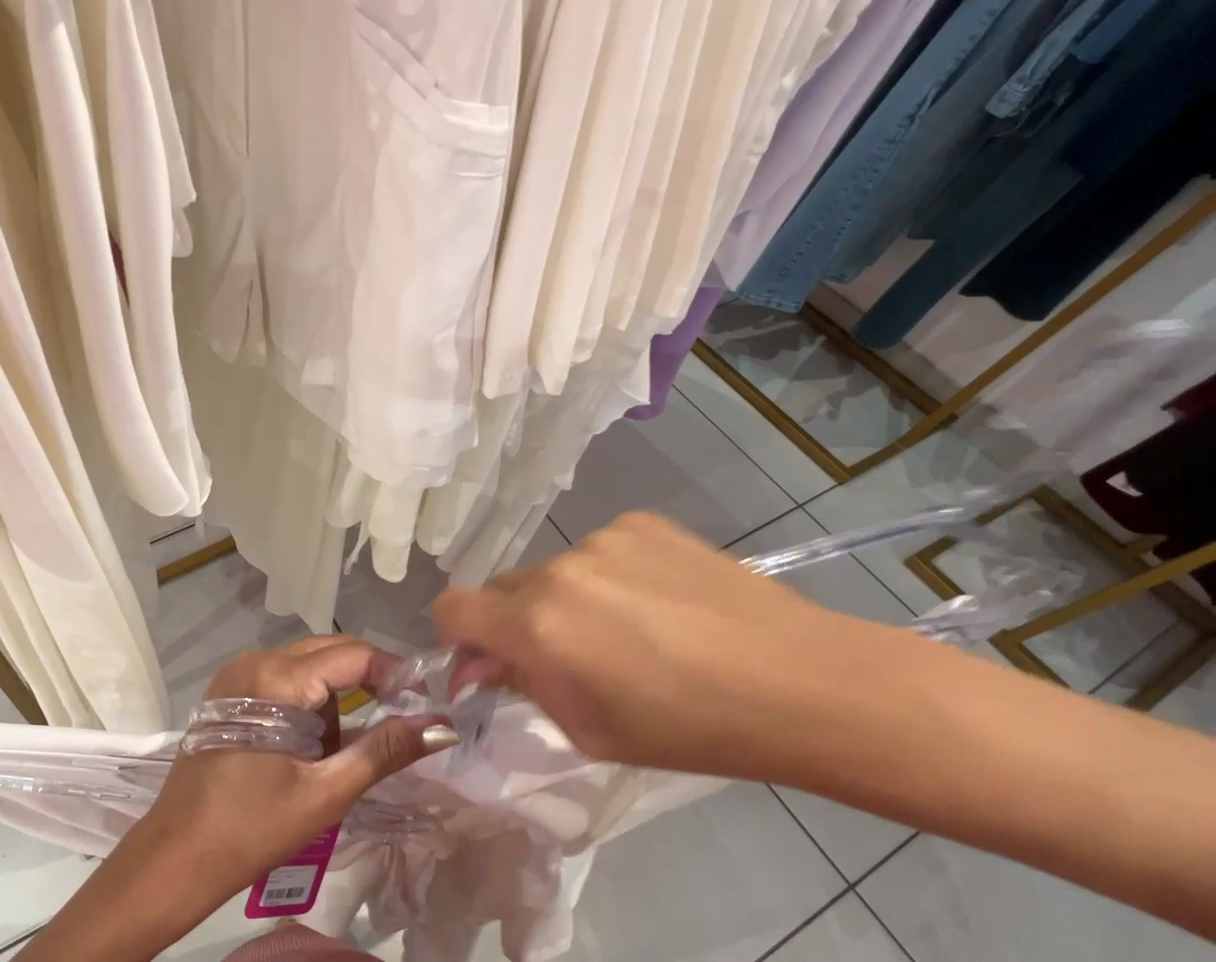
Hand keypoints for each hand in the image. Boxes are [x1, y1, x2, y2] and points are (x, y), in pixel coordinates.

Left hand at [132, 636, 458, 888]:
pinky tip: (304, 747)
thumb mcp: (326, 793)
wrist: (178, 855)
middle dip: (366, 683)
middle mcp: (254, 661)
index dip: (394, 674)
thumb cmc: (252, 828)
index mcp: (276, 679)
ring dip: (333, 698)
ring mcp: (236, 673)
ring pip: (307, 665)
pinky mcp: (227, 691)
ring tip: (330, 756)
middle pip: (329, 651)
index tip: (421, 706)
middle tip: (393, 727)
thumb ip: (384, 751)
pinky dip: (305, 702)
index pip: (353, 654)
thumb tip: (441, 725)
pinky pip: (282, 679)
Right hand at [435, 512, 903, 779]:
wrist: (800, 682)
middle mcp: (557, 570)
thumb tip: (487, 662)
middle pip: (502, 589)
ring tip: (632, 633)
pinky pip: (600, 551)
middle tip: (569, 658)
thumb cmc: (688, 729)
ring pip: (555, 571)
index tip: (491, 663)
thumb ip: (525, 686)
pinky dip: (610, 576)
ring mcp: (602, 538)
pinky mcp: (642, 522)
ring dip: (567, 599)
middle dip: (517, 623)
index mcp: (537, 627)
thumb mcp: (589, 731)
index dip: (460, 638)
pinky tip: (661, 605)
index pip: (451, 608)